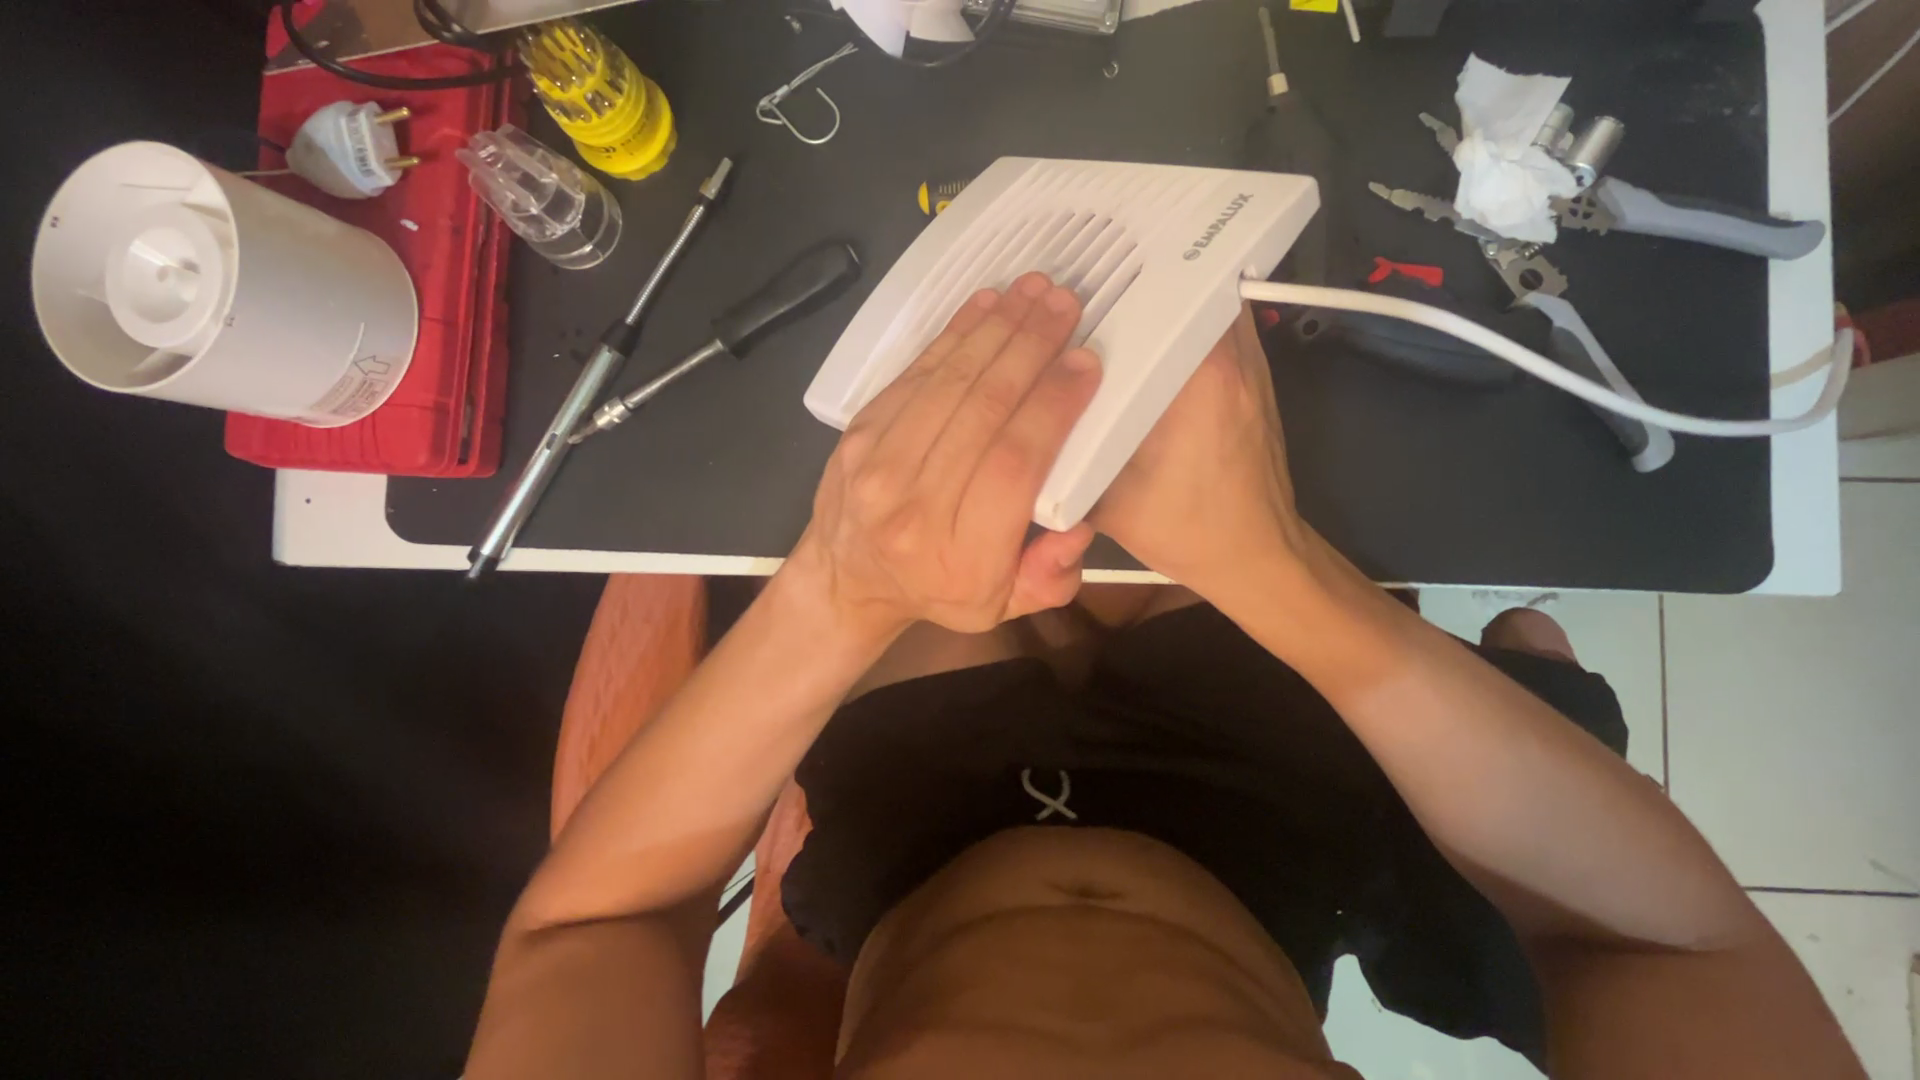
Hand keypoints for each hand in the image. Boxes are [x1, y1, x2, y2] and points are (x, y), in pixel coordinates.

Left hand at [786, 272, 1102, 640]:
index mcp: (962, 555)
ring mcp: (878, 464)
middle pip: (980, 411)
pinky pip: (914, 373)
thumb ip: (1050, 576)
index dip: (1051, 408)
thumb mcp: (1004, 605)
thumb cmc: (938, 589)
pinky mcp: (859, 432)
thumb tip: (1080, 525)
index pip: (1014, 465)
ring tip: (1035, 292)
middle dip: (1029, 349)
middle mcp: (914, 506)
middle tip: (1067, 305)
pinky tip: (986, 306)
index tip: (1086, 364)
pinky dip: (953, 335)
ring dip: (995, 330)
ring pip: (947, 382)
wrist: (848, 579)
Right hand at [1091, 304, 1304, 594]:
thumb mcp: (1107, 496)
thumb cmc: (1185, 529)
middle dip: (1132, 282)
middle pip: (1182, 284)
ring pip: (1202, 300)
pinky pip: (1214, 326)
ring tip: (1106, 307)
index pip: (1158, 294)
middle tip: (1079, 289)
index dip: (1112, 282)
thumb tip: (1032, 406)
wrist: (1253, 555)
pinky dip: (1179, 323)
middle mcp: (1231, 355)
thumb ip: (1068, 448)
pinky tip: (1141, 344)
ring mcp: (1250, 362)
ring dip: (1160, 300)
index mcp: (1198, 376)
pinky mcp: (1253, 377)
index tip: (1070, 285)